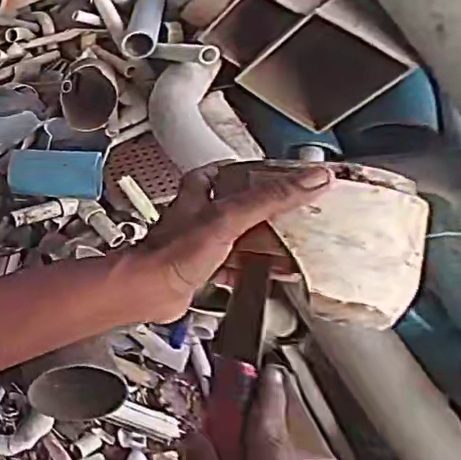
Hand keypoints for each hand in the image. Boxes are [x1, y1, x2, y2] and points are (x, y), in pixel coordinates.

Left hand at [145, 162, 330, 316]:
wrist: (150, 289)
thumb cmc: (172, 252)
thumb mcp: (227, 218)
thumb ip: (269, 198)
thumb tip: (310, 180)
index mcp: (198, 193)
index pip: (228, 171)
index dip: (254, 170)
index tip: (282, 173)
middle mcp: (197, 215)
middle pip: (239, 206)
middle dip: (269, 210)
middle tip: (297, 212)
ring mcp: (199, 242)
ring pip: (240, 237)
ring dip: (266, 242)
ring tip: (296, 244)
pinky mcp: (202, 268)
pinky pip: (236, 266)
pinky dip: (256, 269)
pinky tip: (272, 274)